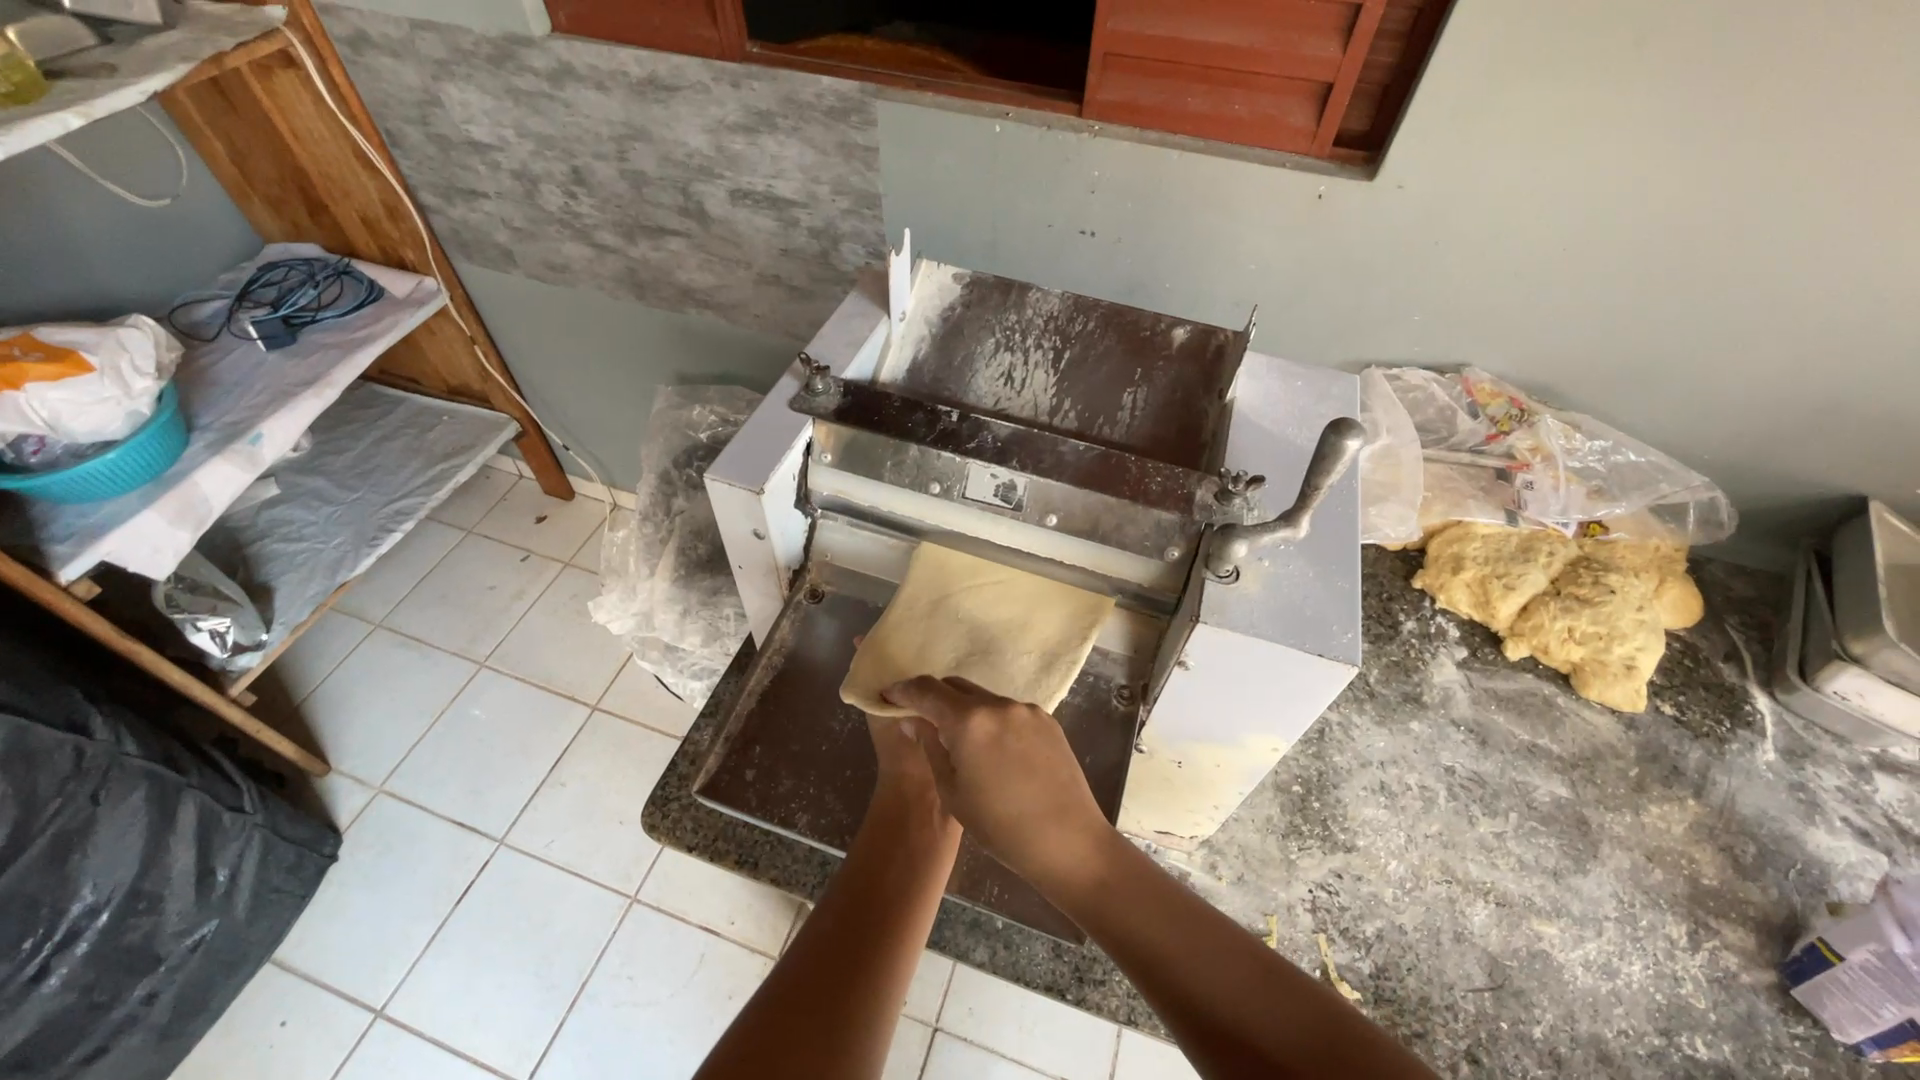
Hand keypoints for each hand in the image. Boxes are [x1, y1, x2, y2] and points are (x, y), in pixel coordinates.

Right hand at [881, 676, 1114, 890]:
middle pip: (956, 687)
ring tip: (963, 744)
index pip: (927, 691)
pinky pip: (1009, 713)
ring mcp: (1027, 711)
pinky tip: (996, 753)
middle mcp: (999, 705)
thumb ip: (931, 747)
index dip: (904, 690)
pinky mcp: (1048, 721)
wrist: (1068, 841)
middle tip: (922, 719)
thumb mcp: (952, 792)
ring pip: (985, 699)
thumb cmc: (1000, 827)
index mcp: (969, 721)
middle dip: (935, 698)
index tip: (889, 695)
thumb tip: (914, 721)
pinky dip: (994, 722)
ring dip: (967, 712)